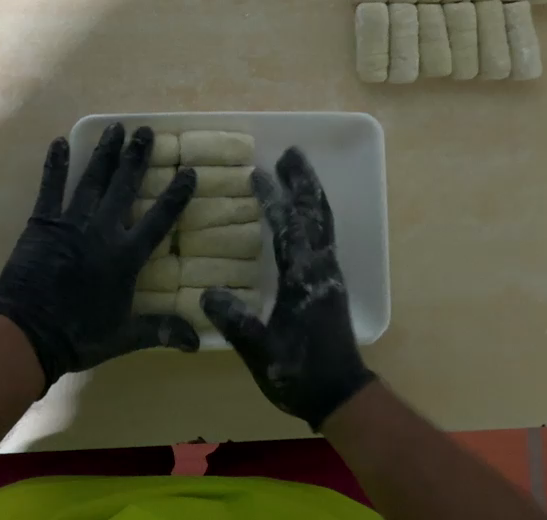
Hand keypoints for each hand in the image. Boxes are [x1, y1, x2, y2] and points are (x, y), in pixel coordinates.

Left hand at [0, 124, 199, 390]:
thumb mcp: (125, 336)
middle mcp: (102, 231)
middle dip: (136, 157)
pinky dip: (55, 164)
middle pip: (125, 186)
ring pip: (93, 179)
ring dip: (105, 152)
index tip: (189, 170)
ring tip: (116, 127)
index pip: (159, 218)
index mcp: (125, 256)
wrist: (28, 335)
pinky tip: (58, 142)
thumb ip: (160, 330)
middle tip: (146, 132)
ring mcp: (72, 222)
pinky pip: (51, 187)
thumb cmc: (79, 337)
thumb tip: (197, 339)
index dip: (176, 194)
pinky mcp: (43, 222)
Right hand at [201, 148, 375, 431]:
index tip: (258, 174)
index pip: (288, 228)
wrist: (339, 393)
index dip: (274, 200)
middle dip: (302, 181)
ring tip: (296, 168)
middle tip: (290, 153)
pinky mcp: (330, 279)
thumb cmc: (299, 373)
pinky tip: (302, 209)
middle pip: (314, 213)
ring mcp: (328, 271)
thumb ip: (237, 323)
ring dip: (311, 191)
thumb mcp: (261, 352)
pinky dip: (313, 210)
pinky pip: (323, 232)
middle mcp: (320, 266)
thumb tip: (207, 293)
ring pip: (323, 219)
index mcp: (303, 278)